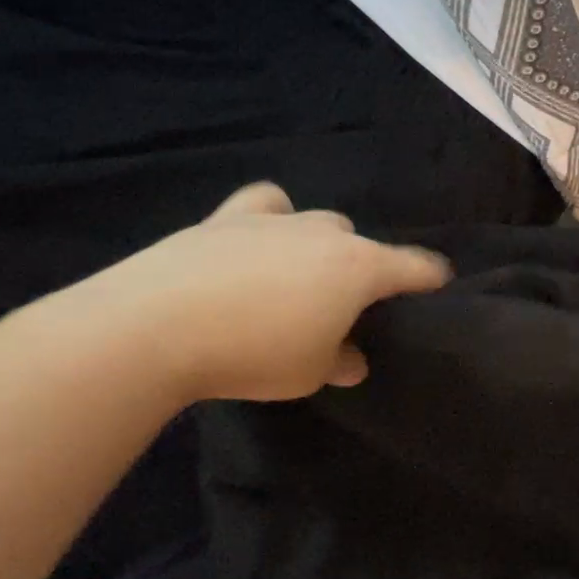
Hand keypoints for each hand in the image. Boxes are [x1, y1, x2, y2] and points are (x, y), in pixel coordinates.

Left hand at [59, 183, 450, 402]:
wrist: (143, 331)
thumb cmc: (250, 355)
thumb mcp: (310, 374)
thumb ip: (341, 361)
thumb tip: (352, 359)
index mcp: (363, 268)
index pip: (421, 267)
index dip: (434, 282)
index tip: (435, 296)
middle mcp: (327, 234)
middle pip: (365, 243)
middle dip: (364, 268)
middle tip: (342, 306)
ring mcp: (275, 221)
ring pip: (318, 219)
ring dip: (318, 243)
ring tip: (296, 274)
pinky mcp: (222, 219)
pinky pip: (263, 204)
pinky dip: (269, 217)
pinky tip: (255, 241)